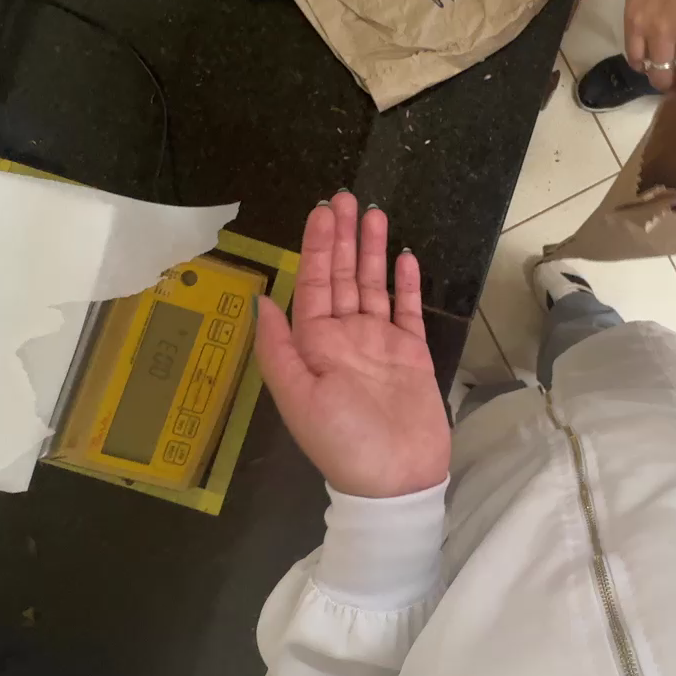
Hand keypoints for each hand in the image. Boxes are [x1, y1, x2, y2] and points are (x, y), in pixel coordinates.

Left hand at [254, 193, 449, 498]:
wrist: (395, 479)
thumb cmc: (343, 440)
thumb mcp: (298, 397)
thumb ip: (278, 347)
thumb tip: (262, 299)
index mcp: (315, 344)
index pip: (315, 283)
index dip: (317, 246)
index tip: (321, 212)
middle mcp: (346, 336)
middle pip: (344, 275)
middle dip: (343, 236)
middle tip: (345, 197)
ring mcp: (381, 341)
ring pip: (375, 285)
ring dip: (373, 250)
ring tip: (375, 213)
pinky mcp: (413, 351)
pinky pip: (408, 309)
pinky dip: (406, 283)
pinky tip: (406, 256)